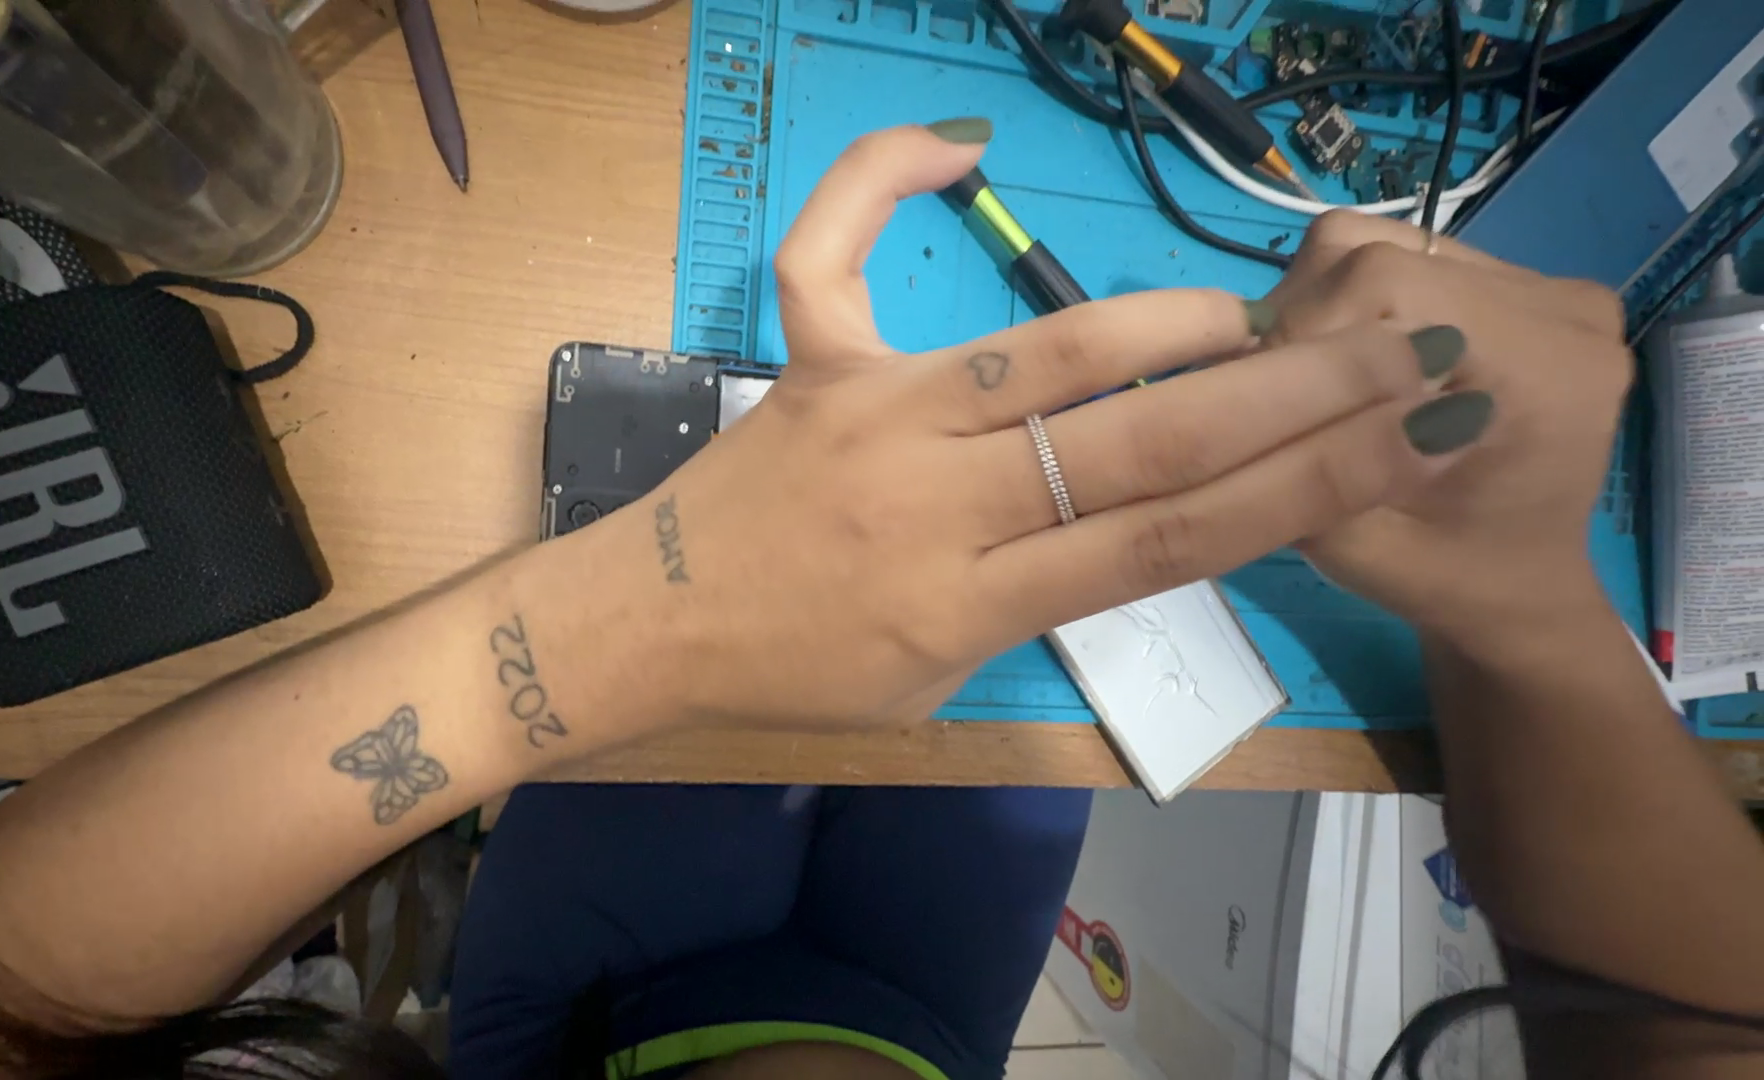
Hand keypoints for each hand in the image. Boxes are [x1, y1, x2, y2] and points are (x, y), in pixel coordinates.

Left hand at [547, 124, 1490, 733]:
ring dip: (1170, 322)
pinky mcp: (807, 368)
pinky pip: (834, 253)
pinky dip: (883, 178)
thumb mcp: (927, 683)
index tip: (1406, 438)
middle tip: (1393, 352)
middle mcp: (932, 502)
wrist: (652, 629)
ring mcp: (869, 418)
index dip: (1303, 490)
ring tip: (1253, 312)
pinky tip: (962, 143)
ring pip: (1048, 353)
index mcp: (967, 607)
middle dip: (1289, 397)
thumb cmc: (790, 672)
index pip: (1166, 541)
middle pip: (1139, 441)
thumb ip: (1023, 611)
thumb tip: (1114, 529)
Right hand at [1264, 212, 1631, 640]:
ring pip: (1374, 244)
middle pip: (1372, 250)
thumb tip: (1231, 382)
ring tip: (1313, 386)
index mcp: (1541, 365)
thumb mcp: (1343, 545)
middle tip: (1276, 400)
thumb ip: (1293, 464)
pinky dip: (1340, 308)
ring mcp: (1540, 286)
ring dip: (1313, 311)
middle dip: (1295, 323)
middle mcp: (1557, 303)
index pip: (1377, 280)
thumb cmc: (1433, 575)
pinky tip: (1344, 371)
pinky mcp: (1511, 288)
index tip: (1252, 404)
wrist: (1507, 581)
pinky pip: (1394, 259)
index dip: (1289, 333)